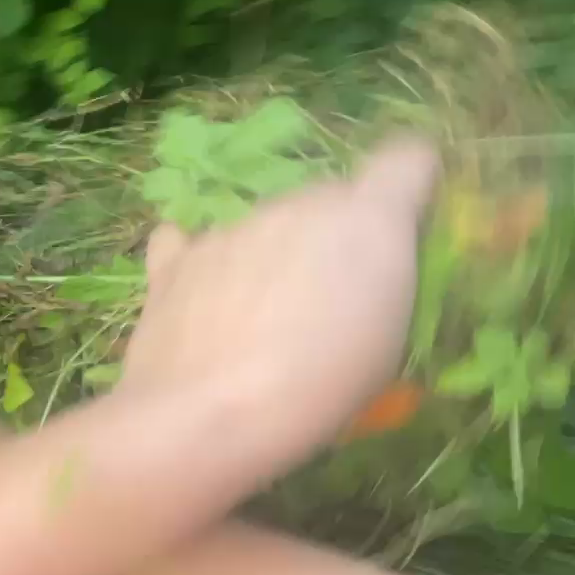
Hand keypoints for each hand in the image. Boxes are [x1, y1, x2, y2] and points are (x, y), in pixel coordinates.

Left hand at [126, 137, 438, 451]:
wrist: (204, 414)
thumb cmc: (313, 388)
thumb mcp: (385, 340)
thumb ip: (378, 282)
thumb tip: (357, 275)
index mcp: (367, 218)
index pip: (405, 160)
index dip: (400, 191)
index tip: (391, 229)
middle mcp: (293, 208)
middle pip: (319, 199)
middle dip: (321, 235)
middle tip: (309, 294)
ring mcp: (225, 233)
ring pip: (253, 224)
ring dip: (255, 253)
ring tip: (242, 313)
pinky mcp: (170, 264)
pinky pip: (179, 241)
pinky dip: (187, 257)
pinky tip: (189, 287)